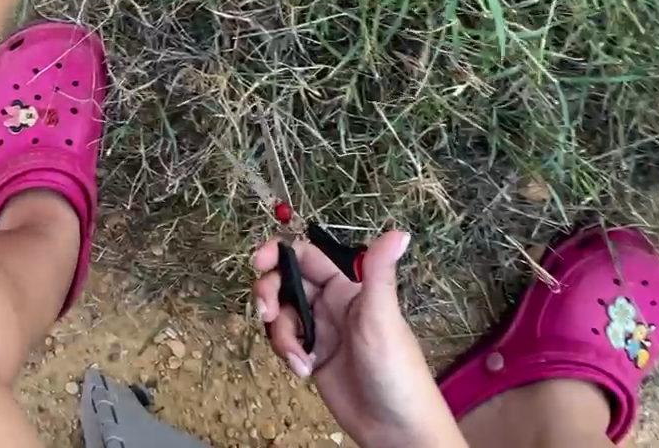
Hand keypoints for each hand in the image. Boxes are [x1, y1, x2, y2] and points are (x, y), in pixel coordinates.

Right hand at [252, 231, 465, 447]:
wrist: (399, 434)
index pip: (304, 256)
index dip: (278, 253)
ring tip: (297, 358)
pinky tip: (303, 370)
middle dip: (269, 294)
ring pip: (281, 314)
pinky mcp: (311, 356)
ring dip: (280, 332)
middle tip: (266, 314)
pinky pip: (285, 341)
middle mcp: (329, 304)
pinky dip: (286, 352)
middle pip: (284, 282)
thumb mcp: (382, 317)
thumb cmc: (396, 369)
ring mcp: (318, 331)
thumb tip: (400, 231)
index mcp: (345, 287)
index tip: (258, 262)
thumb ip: (379, 272)